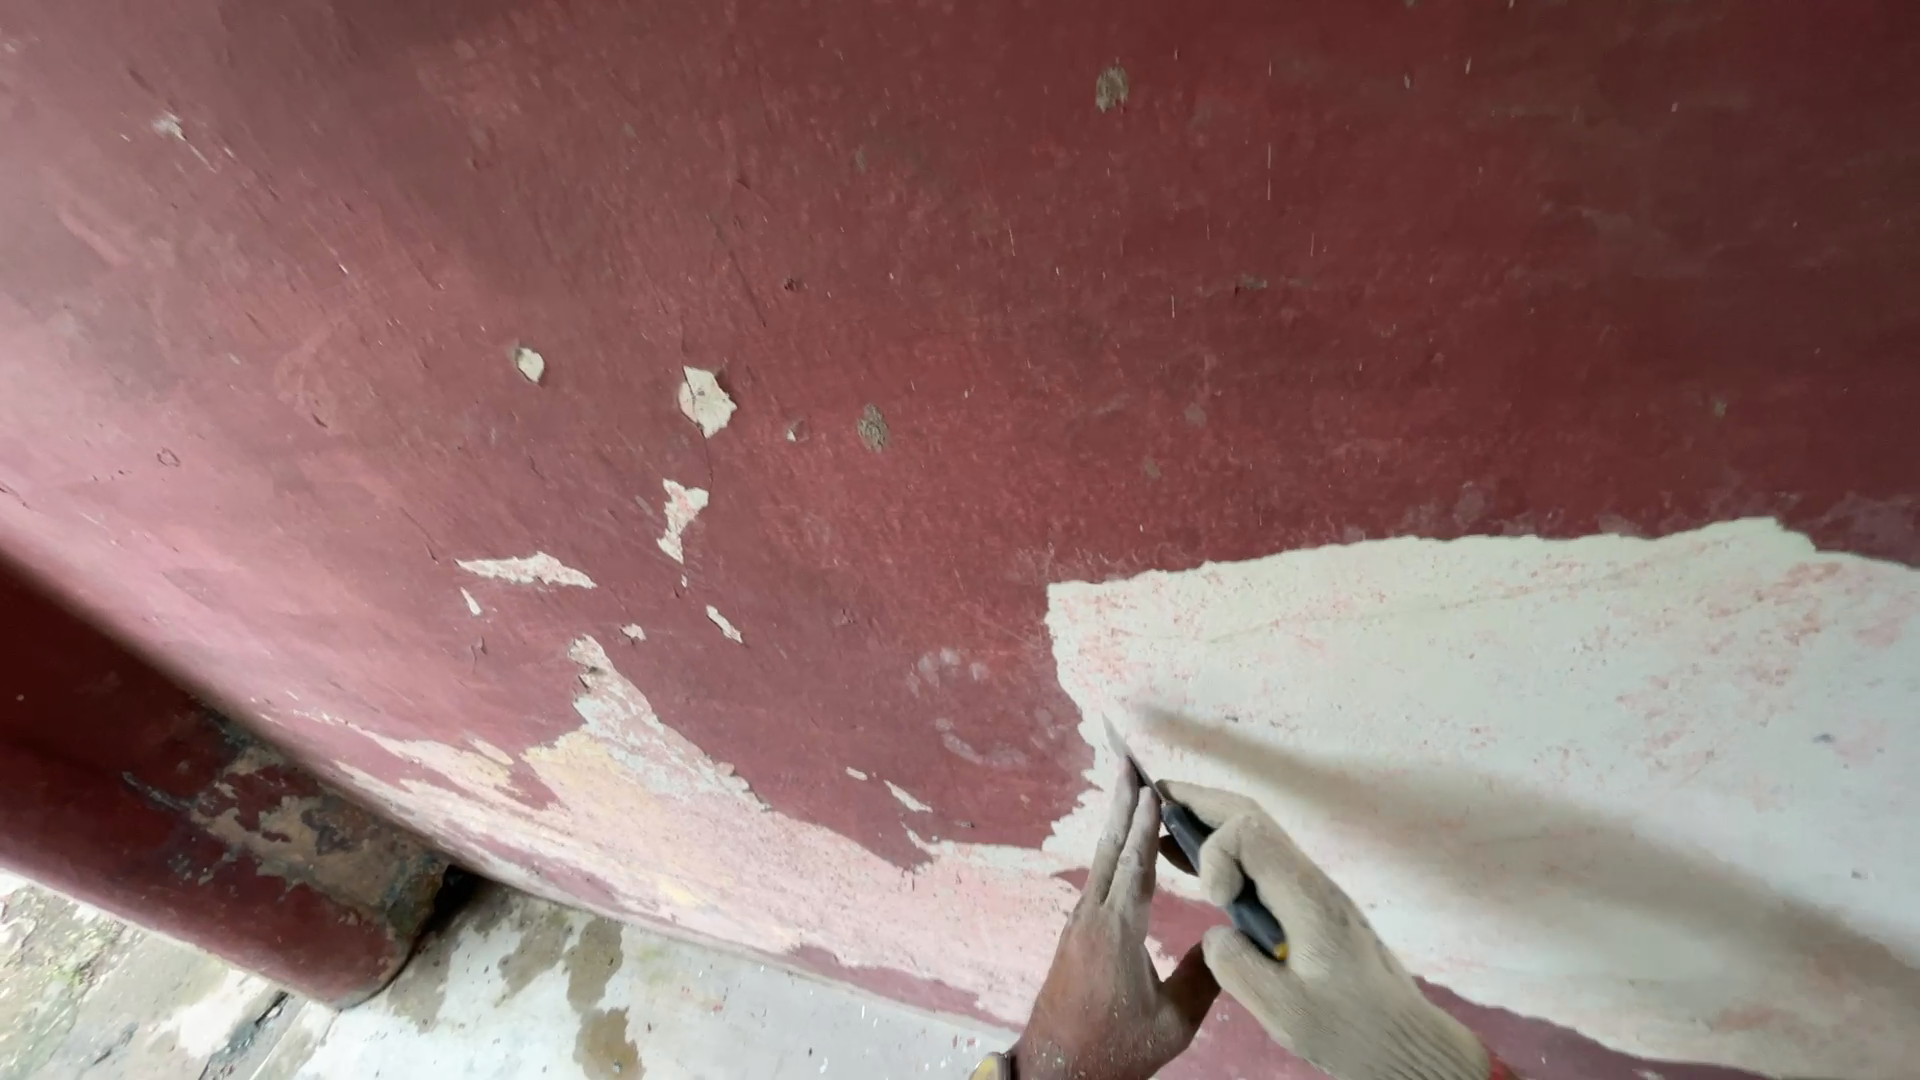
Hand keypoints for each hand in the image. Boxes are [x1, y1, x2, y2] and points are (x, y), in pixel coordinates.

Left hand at [1012, 767, 1219, 1079]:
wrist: (1058, 1066)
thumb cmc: (1116, 1048)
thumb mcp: (1171, 1024)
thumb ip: (1202, 980)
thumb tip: (1227, 938)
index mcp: (1117, 932)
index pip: (1134, 866)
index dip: (1145, 826)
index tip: (1151, 788)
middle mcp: (1093, 914)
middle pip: (1110, 848)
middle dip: (1122, 803)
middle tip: (1126, 761)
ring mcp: (1081, 918)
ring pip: (1101, 858)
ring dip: (1115, 820)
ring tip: (1125, 785)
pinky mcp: (1077, 927)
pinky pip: (1098, 875)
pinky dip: (1111, 847)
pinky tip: (1120, 840)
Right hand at [1161, 782, 1492, 1079]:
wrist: (1411, 1045)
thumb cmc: (1353, 1030)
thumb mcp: (1286, 1011)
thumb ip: (1235, 965)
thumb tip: (1214, 932)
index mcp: (1303, 895)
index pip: (1247, 833)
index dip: (1214, 853)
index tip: (1214, 901)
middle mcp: (1306, 877)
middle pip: (1248, 814)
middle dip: (1199, 801)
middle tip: (1155, 797)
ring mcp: (1307, 886)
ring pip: (1253, 830)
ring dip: (1207, 820)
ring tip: (1164, 823)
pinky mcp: (1304, 902)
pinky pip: (1257, 857)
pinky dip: (1222, 849)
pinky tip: (1195, 864)